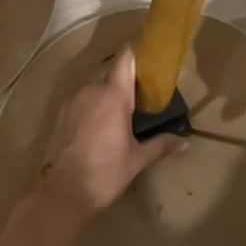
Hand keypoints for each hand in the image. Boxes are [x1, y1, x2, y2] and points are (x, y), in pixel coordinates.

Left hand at [32, 45, 185, 216]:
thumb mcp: (137, 159)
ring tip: (122, 106)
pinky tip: (101, 120)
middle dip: (123, 74)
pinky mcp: (60, 114)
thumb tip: (185, 142)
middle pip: (108, 69)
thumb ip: (161, 145)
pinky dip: (92, 101)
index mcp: (113, 95)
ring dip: (106, 88)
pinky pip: (81, 98)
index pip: (124, 59)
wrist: (63, 192)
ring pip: (92, 84)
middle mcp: (90, 90)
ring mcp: (72, 101)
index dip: (135, 52)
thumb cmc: (105, 172)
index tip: (148, 56)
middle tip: (140, 88)